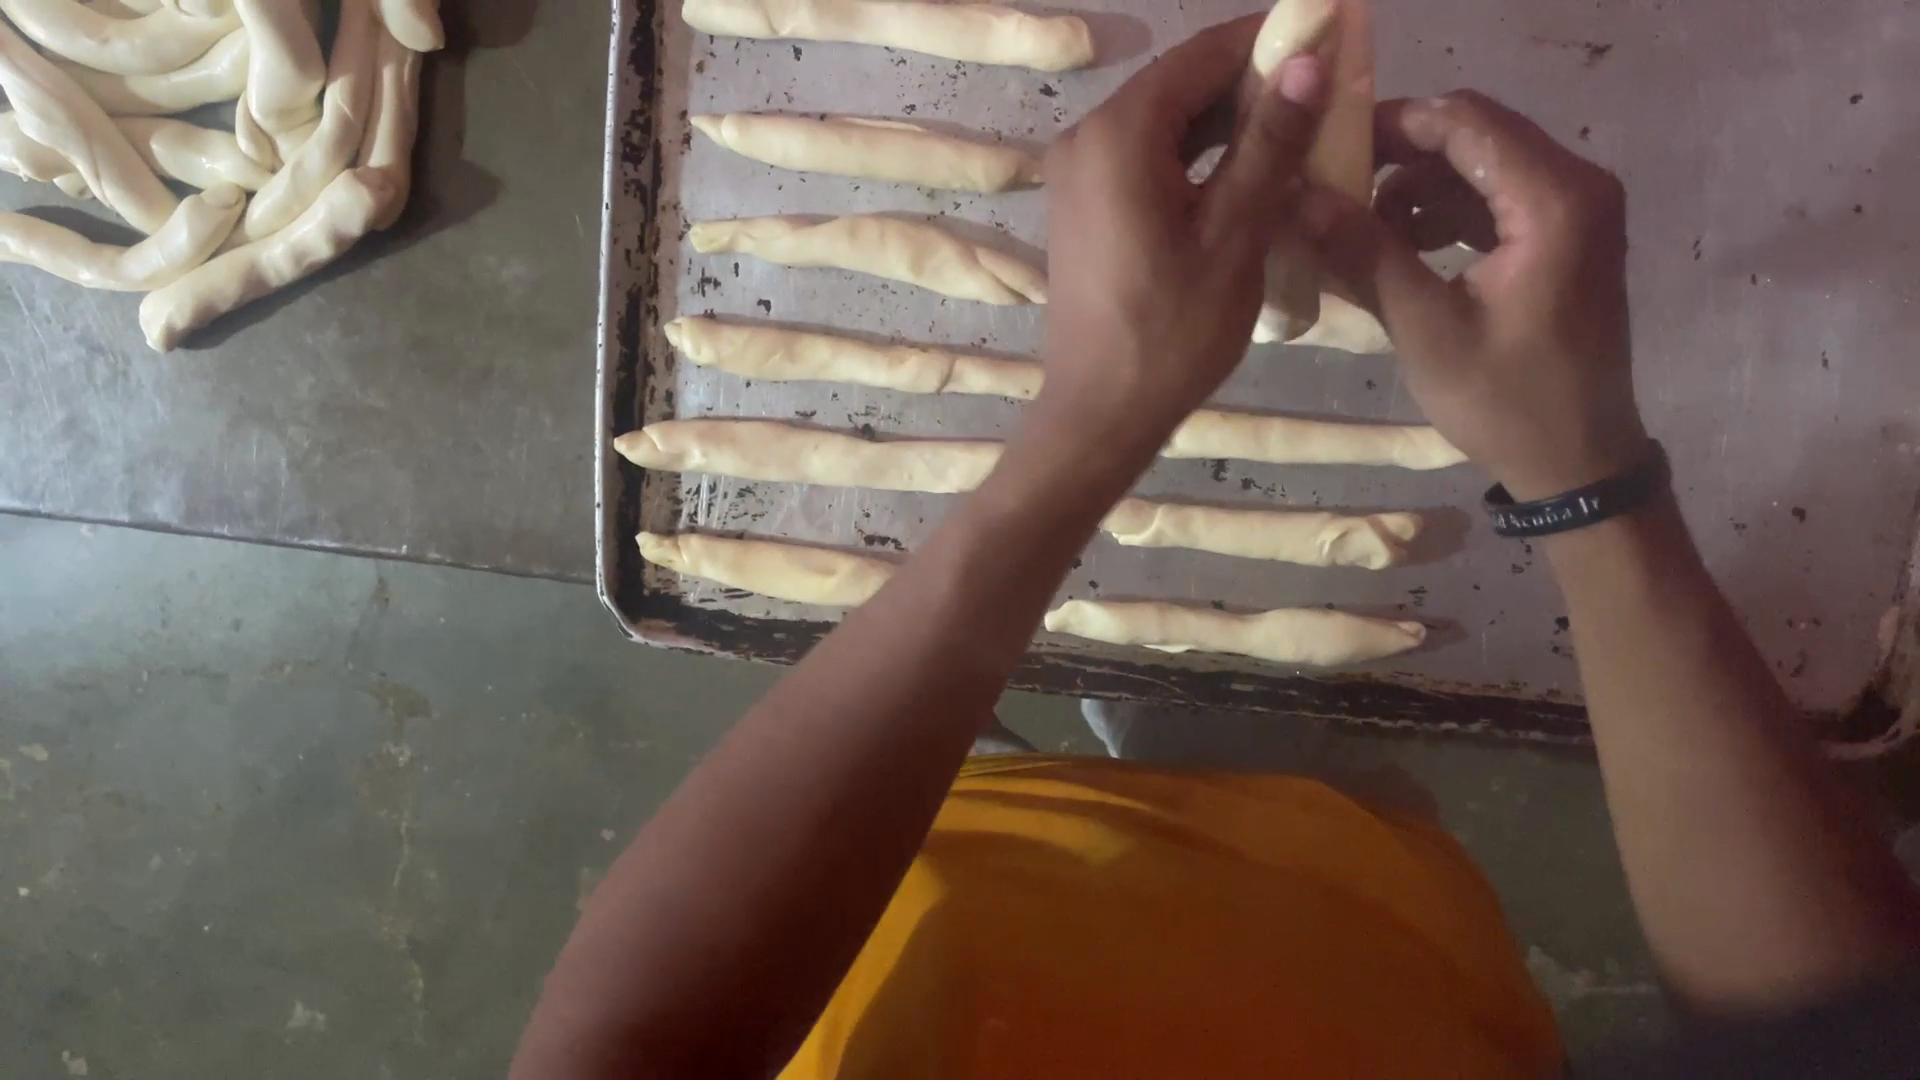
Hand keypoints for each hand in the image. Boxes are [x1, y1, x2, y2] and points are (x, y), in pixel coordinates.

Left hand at [1039, 17, 1329, 451]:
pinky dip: (1190, 164)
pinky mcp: (1079, 212)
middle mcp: (1083, 141)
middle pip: (1179, 87)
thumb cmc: (1170, 334)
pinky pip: (1141, 165)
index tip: (1332, 46)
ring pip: (1161, 128)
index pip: (1203, 54)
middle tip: (1320, 107)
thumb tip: (1309, 58)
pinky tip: (1236, 183)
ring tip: (1290, 147)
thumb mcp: (1233, 236)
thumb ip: (1269, 142)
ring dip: (1223, 129)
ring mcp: (1074, 179)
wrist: (1100, 412)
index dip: (1271, 43)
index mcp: (1117, 135)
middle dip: (1249, 88)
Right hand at [1302, 91, 1648, 500]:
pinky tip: (1391, 248)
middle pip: (1472, 136)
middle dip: (1395, 157)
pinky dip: (1437, 215)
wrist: (1573, 457)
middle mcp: (1573, 187)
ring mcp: (1570, 213)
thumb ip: (1365, 255)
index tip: (1323, 149)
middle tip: (1325, 187)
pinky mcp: (1556, 240)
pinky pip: (1488, 204)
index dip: (1391, 124)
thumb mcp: (1425, 328)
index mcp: (1553, 200)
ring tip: (1348, 226)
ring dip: (1411, 189)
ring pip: (1477, 168)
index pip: (1465, 122)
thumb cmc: (1502, 399)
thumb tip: (1298, 202)